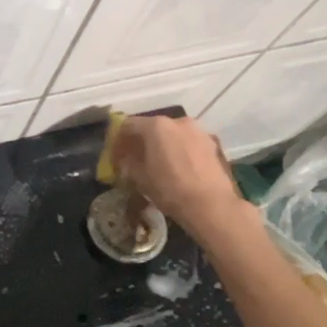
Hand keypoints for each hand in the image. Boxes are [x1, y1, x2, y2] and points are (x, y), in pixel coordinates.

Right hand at [113, 116, 243, 225]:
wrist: (211, 204)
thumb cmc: (170, 189)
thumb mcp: (140, 179)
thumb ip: (129, 164)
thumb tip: (126, 160)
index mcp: (156, 126)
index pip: (128, 125)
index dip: (118, 141)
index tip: (114, 157)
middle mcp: (177, 121)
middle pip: (152, 127)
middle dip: (141, 142)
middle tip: (134, 160)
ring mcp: (197, 131)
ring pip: (172, 134)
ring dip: (161, 146)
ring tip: (157, 164)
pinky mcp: (211, 144)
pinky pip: (187, 143)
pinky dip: (178, 151)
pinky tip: (177, 168)